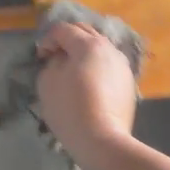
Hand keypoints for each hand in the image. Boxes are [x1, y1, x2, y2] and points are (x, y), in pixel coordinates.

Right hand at [36, 21, 136, 157]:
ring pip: (99, 46)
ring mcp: (122, 65)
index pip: (63, 30)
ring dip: (82, 51)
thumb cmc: (70, 108)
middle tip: (54, 57)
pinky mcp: (128, 82)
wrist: (103, 140)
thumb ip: (52, 61)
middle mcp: (109, 48)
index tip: (41, 59)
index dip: (47, 40)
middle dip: (66, 40)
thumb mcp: (48, 81)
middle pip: (85, 31)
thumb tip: (61, 57)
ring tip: (71, 69)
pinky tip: (88, 82)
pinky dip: (95, 65)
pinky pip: (107, 63)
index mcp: (88, 44)